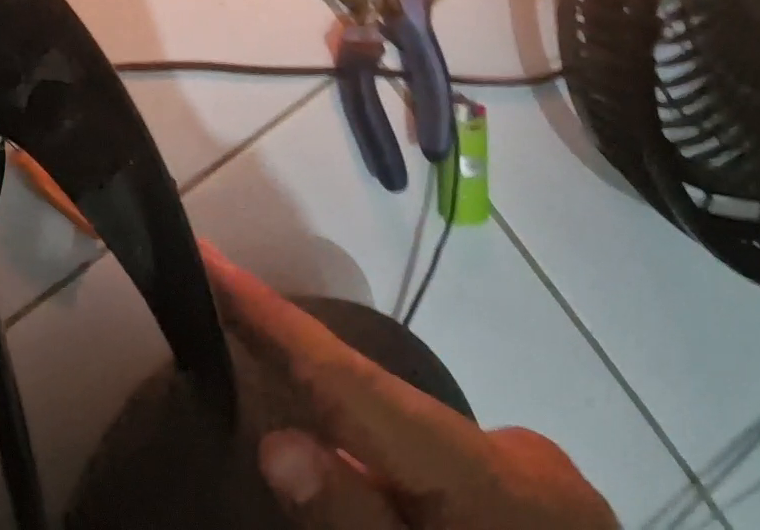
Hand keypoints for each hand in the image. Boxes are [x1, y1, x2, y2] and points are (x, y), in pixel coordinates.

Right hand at [200, 242, 619, 529]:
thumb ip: (357, 525)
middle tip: (227, 302)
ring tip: (279, 377)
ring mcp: (545, 484)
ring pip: (410, 432)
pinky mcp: (548, 507)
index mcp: (494, 483)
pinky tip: (369, 476)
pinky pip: (437, 461)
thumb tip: (277, 441)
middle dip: (299, 355)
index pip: (353, 382)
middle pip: (378, 399)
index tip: (211, 256)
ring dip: (340, 413)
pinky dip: (386, 455)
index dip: (273, 319)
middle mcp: (523, 463)